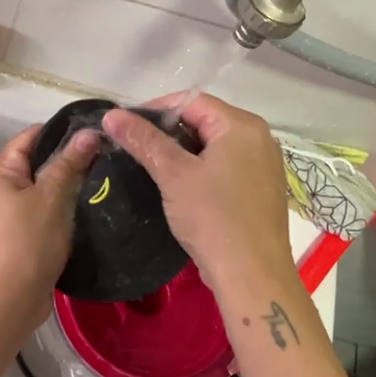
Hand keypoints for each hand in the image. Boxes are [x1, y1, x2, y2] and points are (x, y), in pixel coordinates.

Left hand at [0, 124, 98, 338]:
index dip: (64, 131)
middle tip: (111, 155)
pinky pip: (48, 212)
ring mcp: (11, 214)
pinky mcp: (24, 236)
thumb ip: (70, 163)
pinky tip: (93, 208)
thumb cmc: (27, 243)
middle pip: (40, 162)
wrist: (9, 301)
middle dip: (72, 159)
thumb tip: (89, 132)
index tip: (100, 130)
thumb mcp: (52, 197)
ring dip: (72, 187)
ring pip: (46, 189)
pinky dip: (66, 210)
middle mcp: (1, 187)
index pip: (33, 136)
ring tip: (108, 178)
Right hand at [101, 94, 292, 292]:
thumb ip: (143, 140)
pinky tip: (179, 187)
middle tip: (135, 149)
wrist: (252, 275)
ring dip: (182, 153)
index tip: (126, 128)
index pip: (191, 101)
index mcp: (242, 125)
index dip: (155, 110)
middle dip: (167, 132)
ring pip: (213, 145)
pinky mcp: (260, 189)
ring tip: (152, 168)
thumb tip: (111, 114)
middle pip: (204, 121)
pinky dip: (200, 169)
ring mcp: (263, 164)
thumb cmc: (213, 218)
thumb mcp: (173, 175)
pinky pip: (225, 166)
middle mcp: (259, 138)